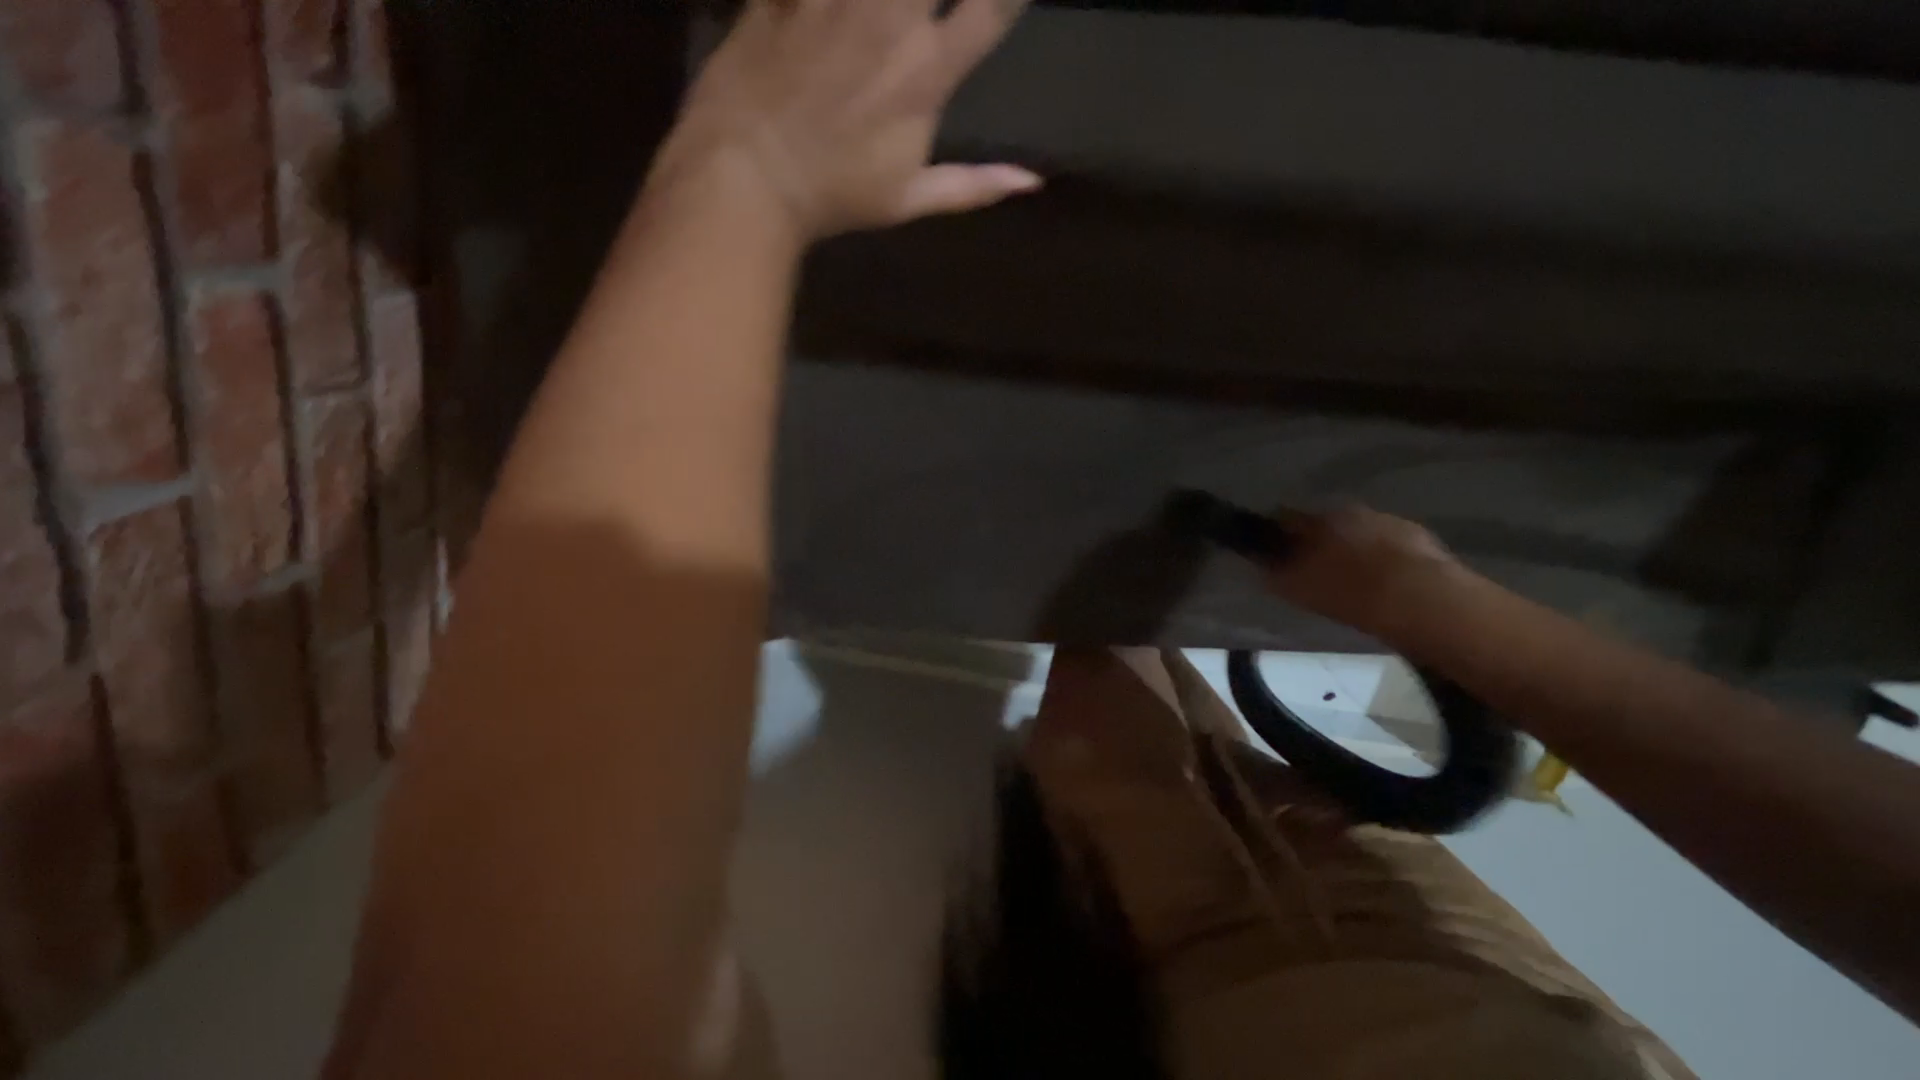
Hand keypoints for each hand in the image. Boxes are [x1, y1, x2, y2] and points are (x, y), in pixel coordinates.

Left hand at [658, 0, 1039, 240]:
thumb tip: (1033, 182)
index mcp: (926, 73)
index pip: (992, 9)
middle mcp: (888, 19)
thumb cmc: (832, 197)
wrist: (742, 178)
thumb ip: (974, 185)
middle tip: (922, 7)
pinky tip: (828, 0)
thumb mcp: (908, 200)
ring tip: (879, 3)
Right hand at [1263, 505, 1465, 643]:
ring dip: (1354, 547)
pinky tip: (1386, 581)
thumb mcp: (1300, 590)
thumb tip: (1261, 566)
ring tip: (1353, 577)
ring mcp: (1388, 520)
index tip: (1272, 550)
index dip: (1276, 534)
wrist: (1421, 599)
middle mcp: (1351, 510)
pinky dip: (1385, 557)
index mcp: (1316, 519)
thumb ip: (1277, 575)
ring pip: (1360, 531)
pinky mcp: (1419, 537)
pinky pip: (1391, 544)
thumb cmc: (1350, 593)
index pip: (1285, 517)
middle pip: (1325, 522)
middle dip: (1318, 541)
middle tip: (1315, 568)